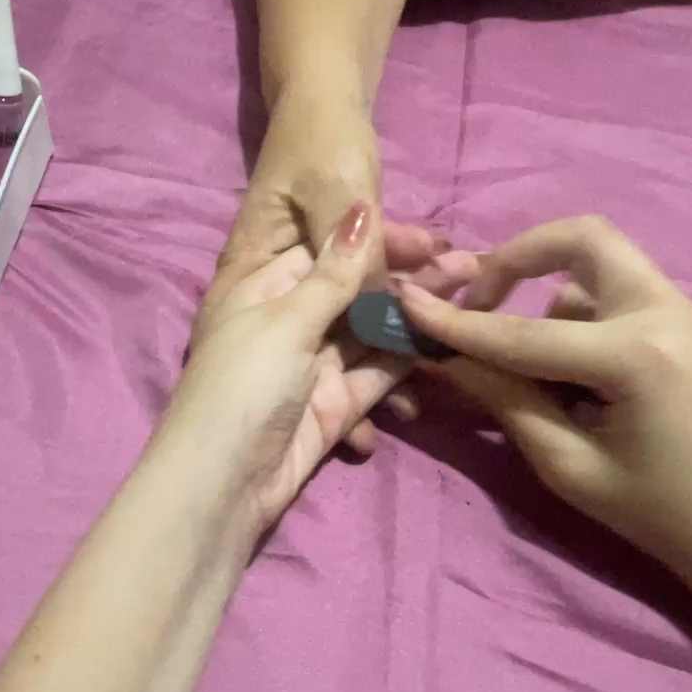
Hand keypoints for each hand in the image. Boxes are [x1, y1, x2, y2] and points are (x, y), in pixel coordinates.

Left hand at [202, 95, 475, 451]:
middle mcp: (290, 325)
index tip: (431, 240)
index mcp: (264, 291)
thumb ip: (332, 274)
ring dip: (413, 319)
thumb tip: (361, 209)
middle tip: (468, 267)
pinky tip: (442, 349)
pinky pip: (376, 376)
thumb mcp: (285, 321)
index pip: (327, 253)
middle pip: (354, 294)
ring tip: (466, 301)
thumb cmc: (244, 385)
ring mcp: (314, 368)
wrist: (224, 482)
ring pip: (371, 334)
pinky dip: (405, 364)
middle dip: (405, 281)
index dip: (377, 243)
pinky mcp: (334, 407)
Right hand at [398, 215, 691, 574]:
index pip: (523, 334)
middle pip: (582, 238)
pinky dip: (578, 319)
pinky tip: (572, 376)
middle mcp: (665, 312)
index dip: (457, 325)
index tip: (406, 306)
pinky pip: (615, 295)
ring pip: (597, 269)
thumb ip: (506, 402)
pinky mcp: (685, 323)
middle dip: (517, 257)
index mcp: (638, 357)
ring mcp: (682, 311)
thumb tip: (447, 359)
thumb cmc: (656, 512)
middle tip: (477, 301)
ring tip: (529, 370)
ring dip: (547, 301)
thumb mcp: (567, 466)